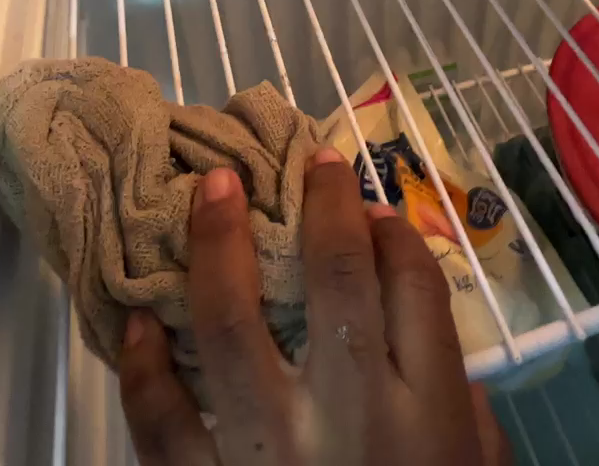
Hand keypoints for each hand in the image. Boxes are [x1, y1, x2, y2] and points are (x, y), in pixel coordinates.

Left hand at [118, 149, 508, 465]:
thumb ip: (461, 403)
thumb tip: (420, 316)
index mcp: (427, 409)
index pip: (411, 280)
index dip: (391, 227)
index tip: (371, 205)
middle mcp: (350, 414)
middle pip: (333, 278)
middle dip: (322, 205)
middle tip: (309, 161)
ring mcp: (267, 452)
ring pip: (233, 326)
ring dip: (219, 245)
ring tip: (212, 189)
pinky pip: (162, 422)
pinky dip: (143, 367)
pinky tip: (136, 316)